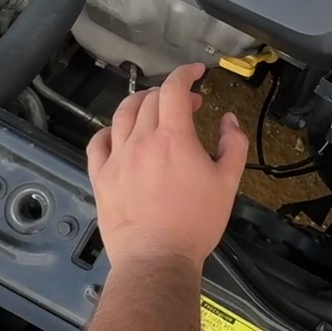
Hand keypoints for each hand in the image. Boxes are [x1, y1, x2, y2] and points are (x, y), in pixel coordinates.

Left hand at [86, 64, 247, 271]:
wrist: (157, 258)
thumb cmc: (195, 223)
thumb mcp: (228, 182)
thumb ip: (233, 144)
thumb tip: (228, 121)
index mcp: (174, 138)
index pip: (174, 90)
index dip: (185, 74)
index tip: (196, 72)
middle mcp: (142, 142)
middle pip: (150, 99)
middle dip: (170, 92)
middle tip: (187, 104)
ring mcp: (117, 159)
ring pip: (122, 115)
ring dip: (140, 103)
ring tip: (153, 109)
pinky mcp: (101, 177)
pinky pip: (98, 143)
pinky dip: (109, 130)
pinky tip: (119, 134)